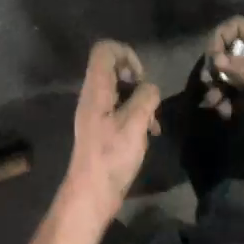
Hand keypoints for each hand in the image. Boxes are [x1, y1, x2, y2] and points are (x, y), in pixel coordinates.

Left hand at [61, 41, 160, 221]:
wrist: (91, 194)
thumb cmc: (111, 157)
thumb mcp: (135, 124)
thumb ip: (145, 98)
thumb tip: (150, 88)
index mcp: (96, 88)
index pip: (104, 49)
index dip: (126, 53)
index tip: (141, 76)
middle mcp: (92, 94)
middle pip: (113, 67)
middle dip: (136, 78)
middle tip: (148, 99)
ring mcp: (95, 111)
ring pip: (119, 89)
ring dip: (139, 99)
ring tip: (153, 122)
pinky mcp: (101, 127)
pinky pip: (119, 107)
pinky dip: (134, 113)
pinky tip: (148, 133)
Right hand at [202, 16, 243, 160]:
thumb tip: (216, 59)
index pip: (241, 27)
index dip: (222, 38)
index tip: (212, 60)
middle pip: (236, 52)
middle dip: (219, 68)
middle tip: (207, 85)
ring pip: (239, 75)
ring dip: (224, 87)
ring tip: (214, 105)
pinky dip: (235, 101)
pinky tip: (226, 113)